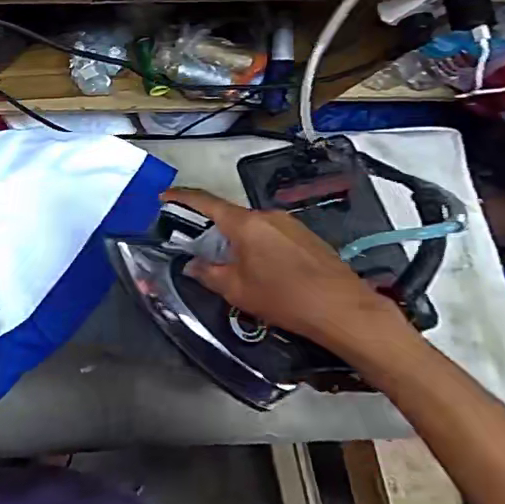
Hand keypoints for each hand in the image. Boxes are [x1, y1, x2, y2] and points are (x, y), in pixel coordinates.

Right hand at [161, 188, 414, 362]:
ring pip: (253, 228)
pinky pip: (272, 235)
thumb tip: (193, 264)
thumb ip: (209, 273)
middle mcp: (267, 215)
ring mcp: (289, 223)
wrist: (340, 306)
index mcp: (245, 223)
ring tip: (237, 271)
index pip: (206, 202)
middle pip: (231, 217)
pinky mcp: (305, 235)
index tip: (164, 197)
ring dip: (239, 242)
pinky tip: (266, 273)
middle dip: (214, 232)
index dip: (182, 198)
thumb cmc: (283, 298)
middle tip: (202, 254)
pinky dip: (259, 247)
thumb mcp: (237, 290)